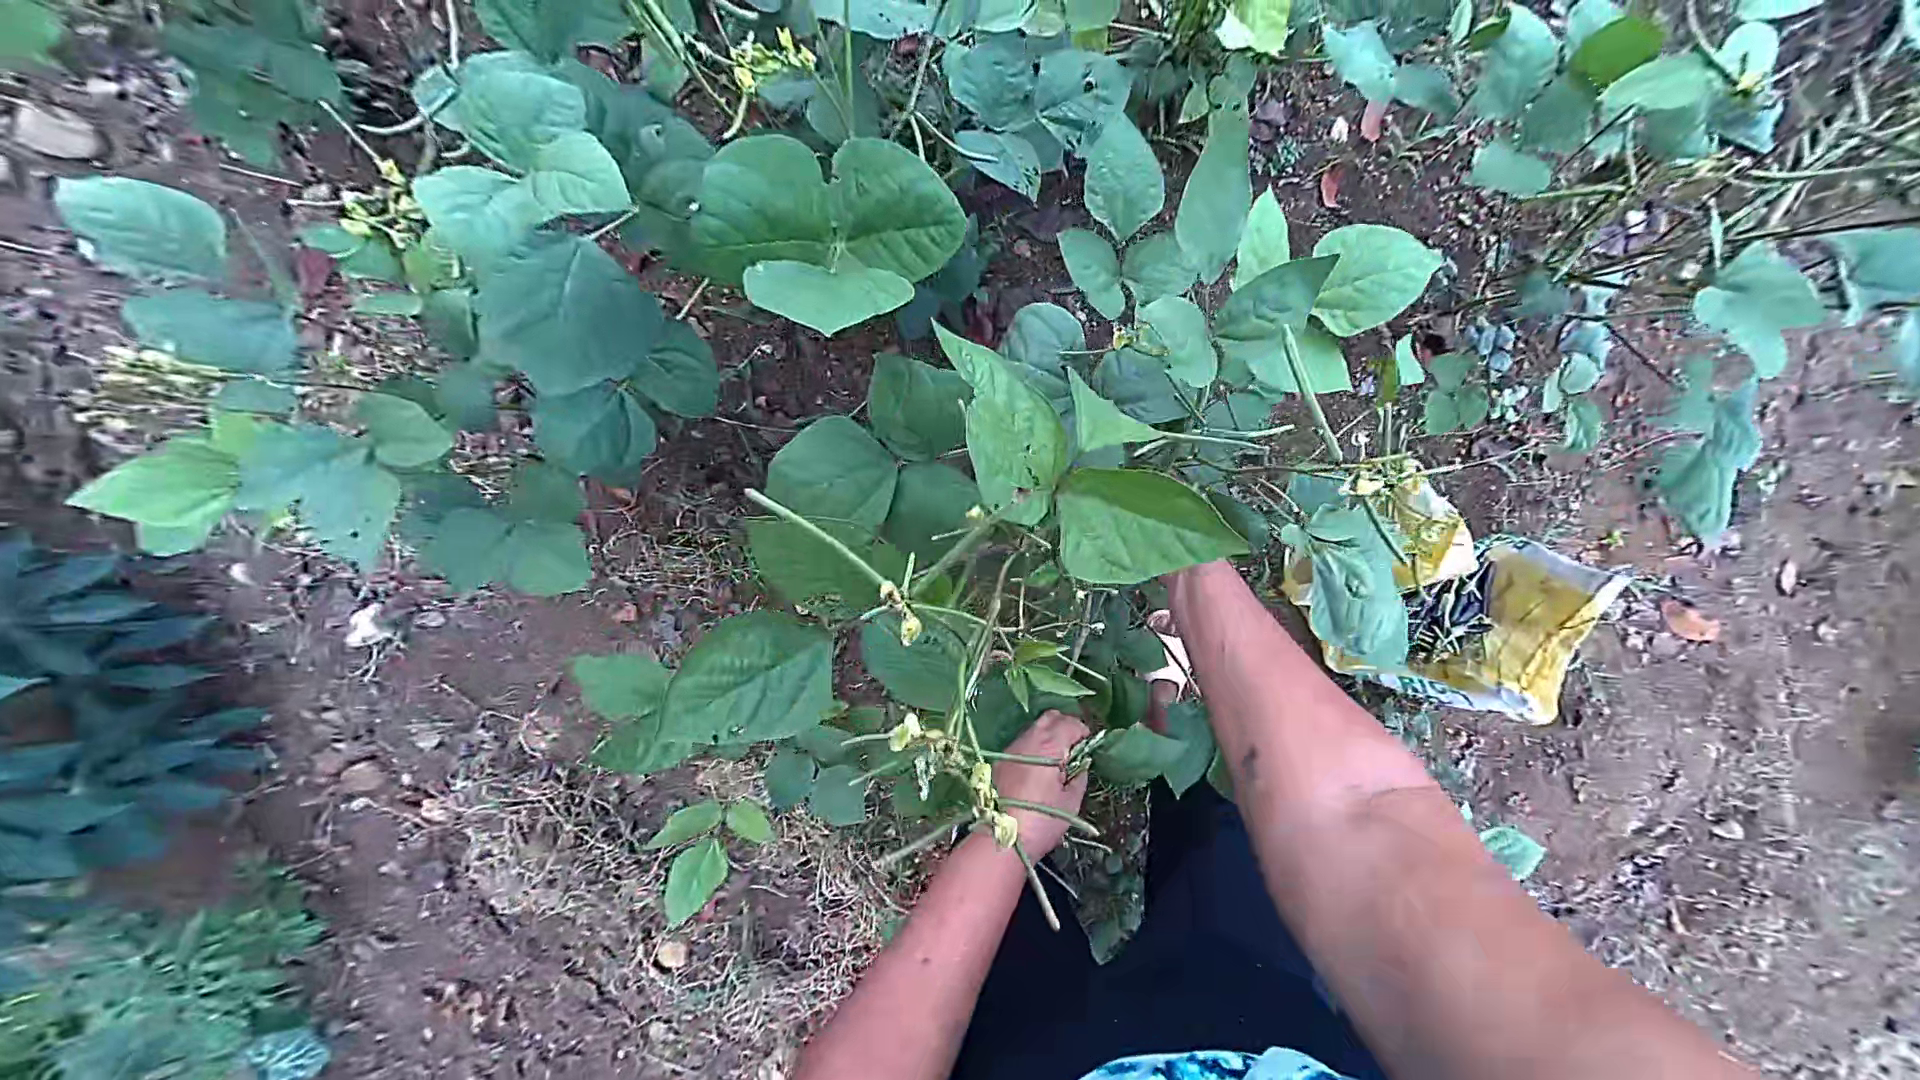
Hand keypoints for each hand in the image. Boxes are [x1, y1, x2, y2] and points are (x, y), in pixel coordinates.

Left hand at [993, 711, 1089, 857]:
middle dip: (1065, 725)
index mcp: (1049, 746)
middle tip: (1075, 744)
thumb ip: (1079, 777)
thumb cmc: (1042, 821)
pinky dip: (1034, 746)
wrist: (1001, 838)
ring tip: (1058, 757)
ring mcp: (1011, 748)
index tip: (1088, 743)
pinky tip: (1039, 766)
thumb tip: (1081, 765)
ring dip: (1048, 735)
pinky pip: (1022, 742)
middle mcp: (1028, 740)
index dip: (1082, 730)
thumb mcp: (1070, 802)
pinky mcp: (1000, 760)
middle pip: (1049, 718)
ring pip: (1033, 728)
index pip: (1069, 723)